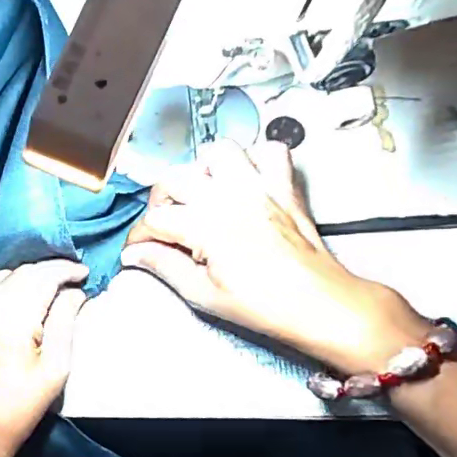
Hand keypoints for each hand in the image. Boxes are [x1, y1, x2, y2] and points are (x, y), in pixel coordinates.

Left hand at [0, 259, 88, 456]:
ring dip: (31, 276)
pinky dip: (13, 285)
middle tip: (75, 279)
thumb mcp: (55, 367)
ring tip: (55, 287)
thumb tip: (75, 293)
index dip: (67, 270)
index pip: (43, 276)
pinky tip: (28, 297)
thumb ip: (65, 322)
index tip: (86, 273)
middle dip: (51, 270)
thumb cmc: (18, 406)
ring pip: (6, 276)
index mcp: (11, 316)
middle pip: (24, 271)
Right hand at [120, 141, 428, 372]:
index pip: (154, 219)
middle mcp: (229, 198)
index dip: (140, 237)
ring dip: (202, 169)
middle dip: (160, 201)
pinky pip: (271, 152)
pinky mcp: (282, 189)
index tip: (139, 249)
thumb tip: (136, 255)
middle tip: (165, 224)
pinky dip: (255, 158)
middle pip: (174, 179)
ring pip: (217, 152)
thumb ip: (164, 266)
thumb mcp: (203, 294)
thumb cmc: (270, 304)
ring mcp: (258, 189)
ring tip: (199, 191)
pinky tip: (243, 179)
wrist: (321, 305)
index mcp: (205, 225)